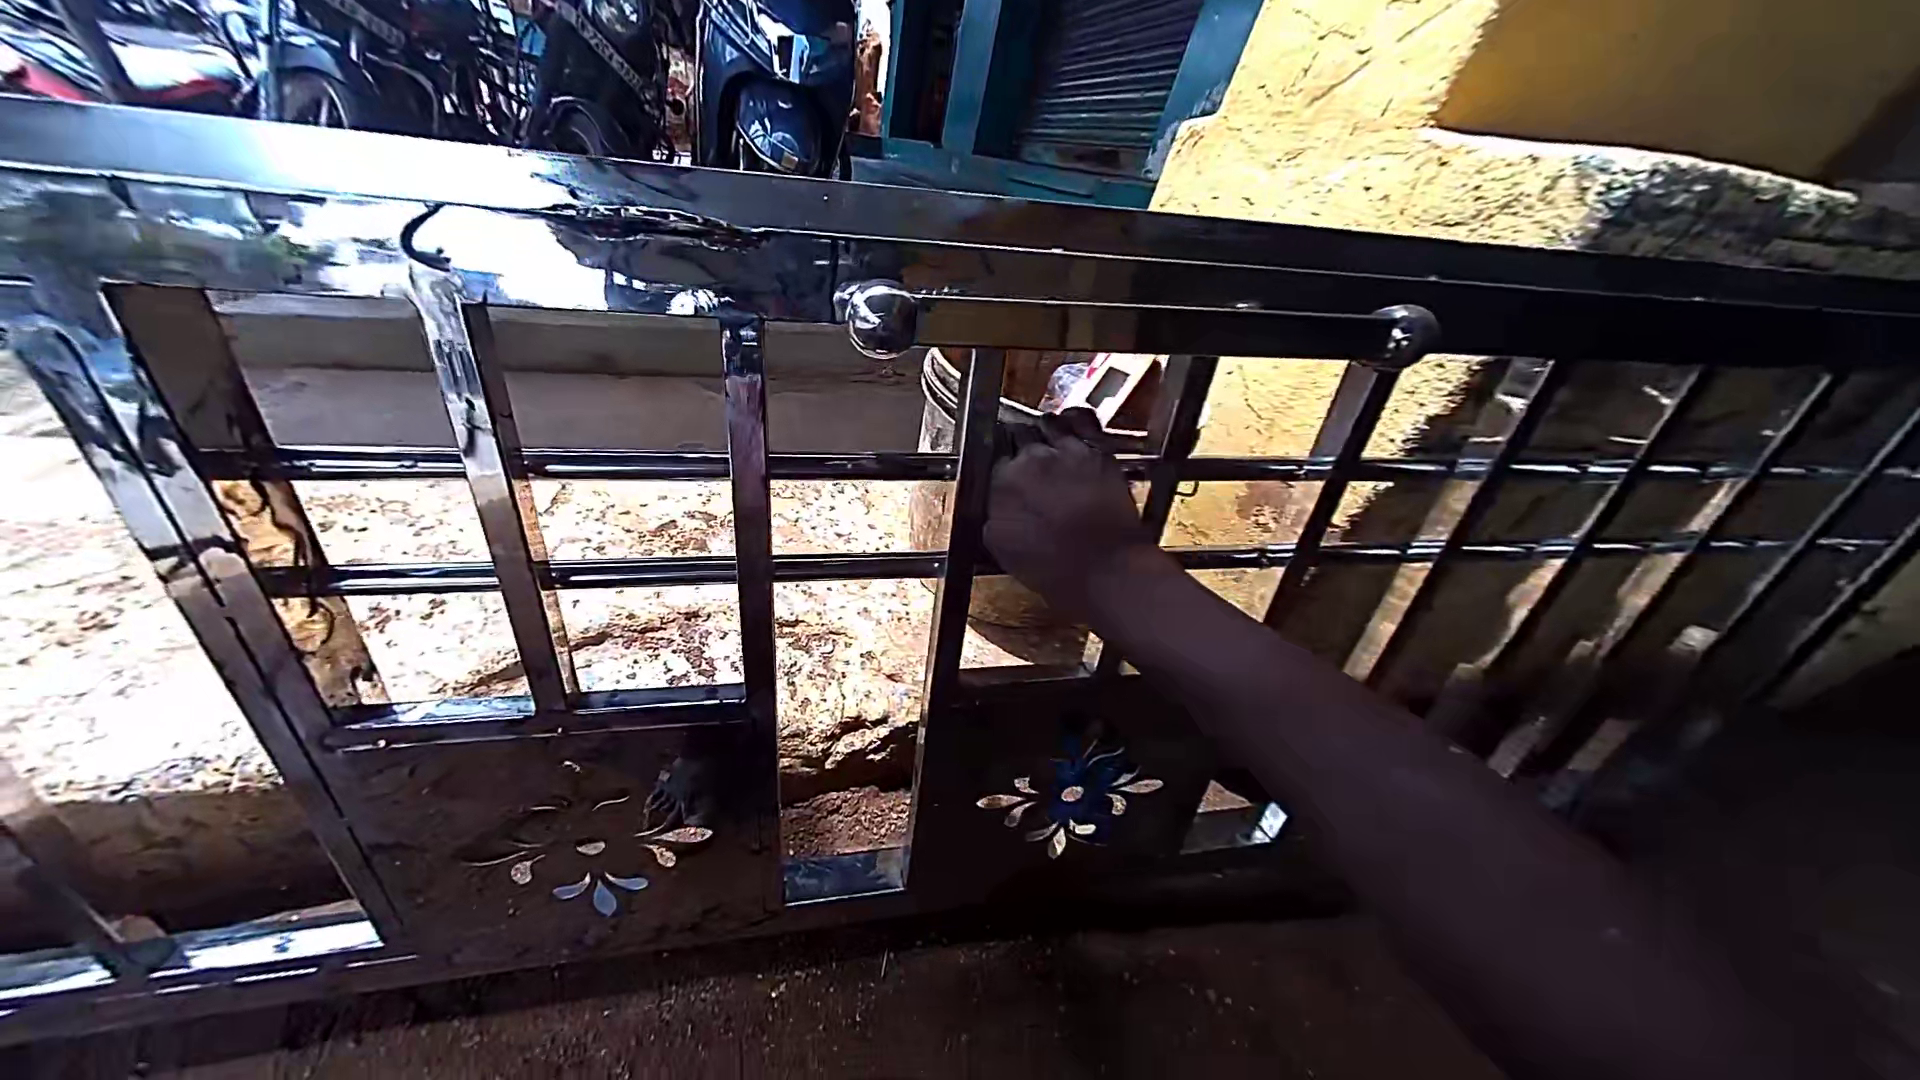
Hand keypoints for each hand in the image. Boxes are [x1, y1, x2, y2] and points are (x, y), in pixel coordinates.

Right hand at [982, 408, 1161, 618]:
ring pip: (1047, 424)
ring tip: (1045, 441)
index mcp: (1000, 483)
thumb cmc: (1056, 567)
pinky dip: (1074, 418)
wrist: (1105, 570)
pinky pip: (1082, 419)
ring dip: (1043, 431)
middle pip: (1017, 435)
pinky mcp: (1098, 451)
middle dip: (1018, 445)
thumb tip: (992, 502)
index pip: (991, 457)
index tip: (1003, 471)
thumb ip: (991, 514)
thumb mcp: (1002, 547)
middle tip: (1024, 460)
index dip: (998, 464)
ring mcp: (1066, 451)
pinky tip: (1071, 423)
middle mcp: (1030, 460)